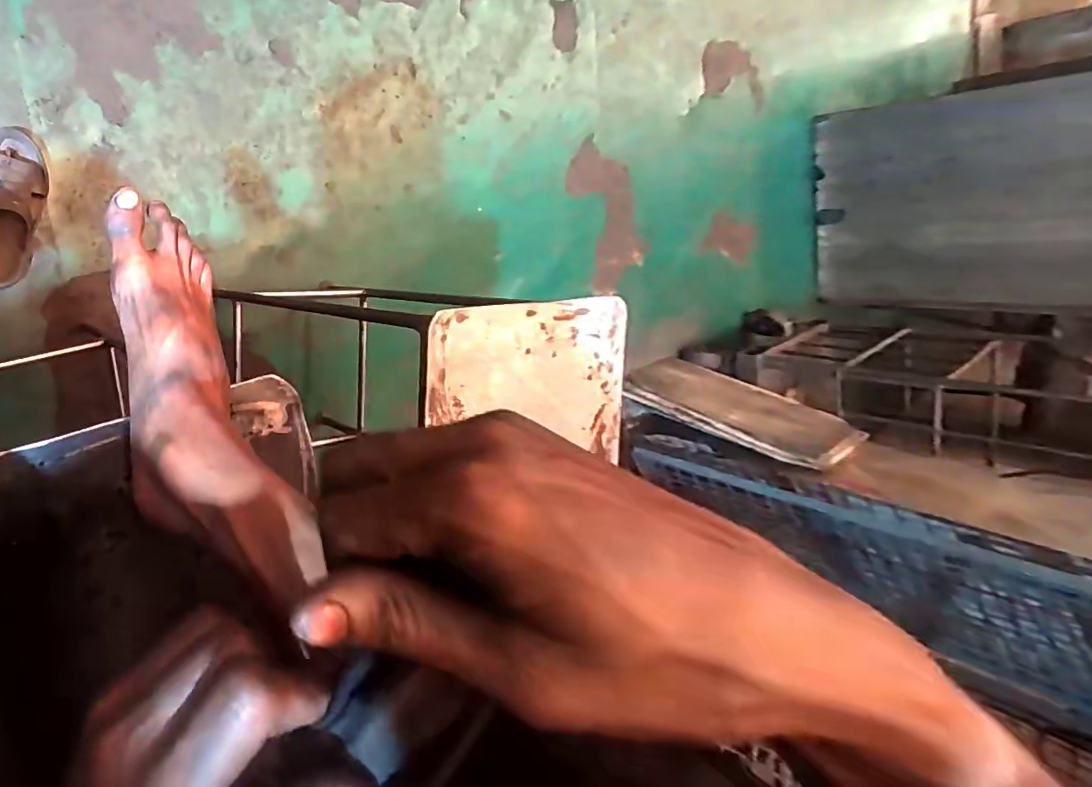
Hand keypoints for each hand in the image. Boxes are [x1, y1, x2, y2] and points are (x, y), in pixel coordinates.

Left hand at [70, 607, 327, 786]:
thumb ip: (289, 781)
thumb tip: (344, 742)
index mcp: (171, 779)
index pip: (247, 691)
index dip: (301, 688)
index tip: (328, 700)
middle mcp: (133, 726)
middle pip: (226, 641)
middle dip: (273, 658)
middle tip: (297, 692)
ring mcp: (114, 701)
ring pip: (202, 624)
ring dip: (245, 644)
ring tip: (264, 684)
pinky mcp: (109, 691)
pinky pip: (176, 639)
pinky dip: (214, 649)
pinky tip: (225, 686)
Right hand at [294, 412, 1053, 786]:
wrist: (786, 625)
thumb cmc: (652, 666)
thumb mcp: (521, 668)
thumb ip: (405, 621)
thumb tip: (304, 612)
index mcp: (465, 493)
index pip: (342, 515)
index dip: (324, 565)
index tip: (329, 611)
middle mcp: (470, 436)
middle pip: (353, 465)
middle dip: (340, 524)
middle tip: (362, 593)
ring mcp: (499, 424)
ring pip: (390, 452)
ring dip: (376, 504)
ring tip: (408, 574)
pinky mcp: (524, 429)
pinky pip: (433, 449)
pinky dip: (415, 488)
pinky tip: (452, 541)